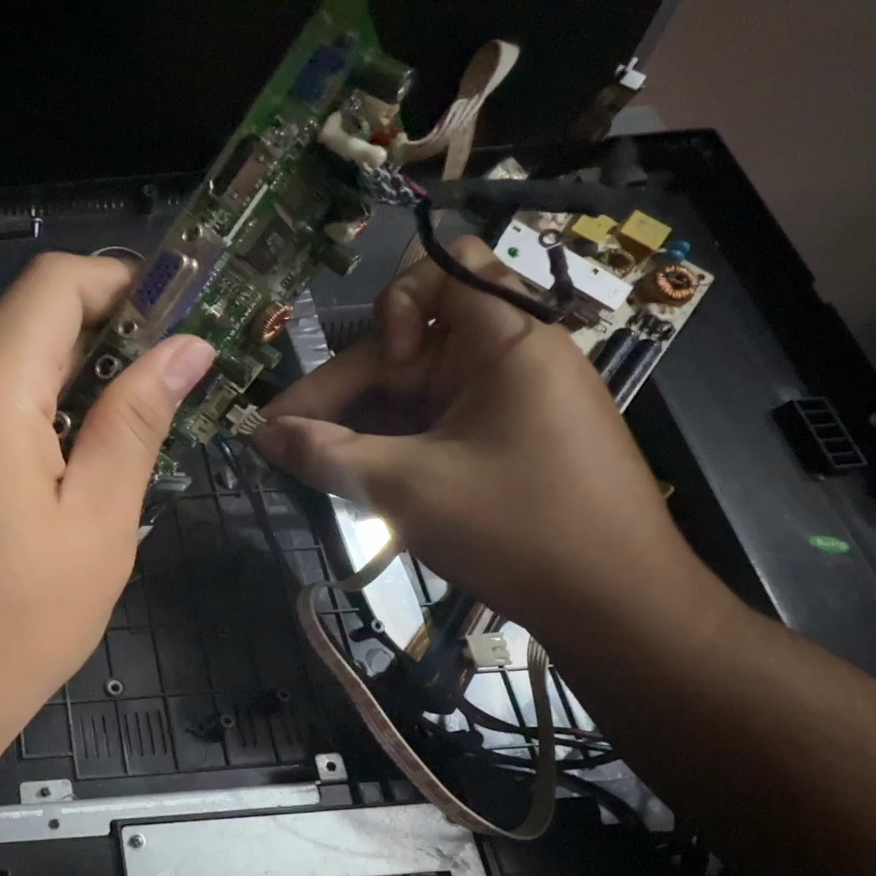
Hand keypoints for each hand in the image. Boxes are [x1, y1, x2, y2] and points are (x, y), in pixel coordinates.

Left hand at [0, 254, 215, 755]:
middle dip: (84, 340)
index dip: (116, 283)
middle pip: (13, 320)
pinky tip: (25, 472)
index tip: (165, 320)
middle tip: (141, 397)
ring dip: (40, 381)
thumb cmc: (11, 628)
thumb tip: (183, 349)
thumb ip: (134, 422)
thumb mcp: (95, 525)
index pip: (52, 284)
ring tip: (86, 448)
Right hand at [252, 236, 721, 638]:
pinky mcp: (506, 442)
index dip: (395, 304)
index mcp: (506, 342)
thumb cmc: (517, 529)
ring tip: (310, 467)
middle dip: (343, 390)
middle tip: (282, 440)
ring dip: (360, 424)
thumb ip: (324, 454)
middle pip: (408, 345)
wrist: (617, 607)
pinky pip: (433, 423)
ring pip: (413, 391)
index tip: (381, 366)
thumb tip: (259, 434)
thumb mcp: (405, 488)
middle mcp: (509, 359)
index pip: (443, 269)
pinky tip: (354, 479)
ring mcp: (509, 403)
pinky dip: (390, 444)